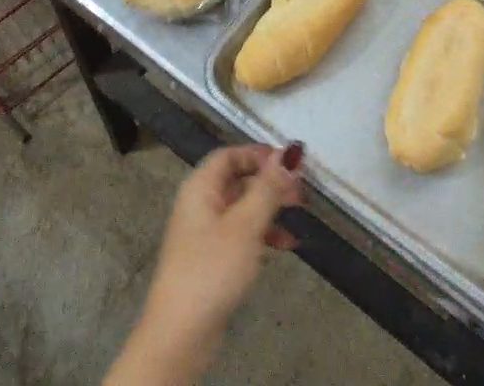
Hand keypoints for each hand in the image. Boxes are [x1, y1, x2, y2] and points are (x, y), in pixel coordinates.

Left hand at [108, 144, 302, 385]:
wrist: (182, 331)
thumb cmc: (212, 268)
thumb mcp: (245, 225)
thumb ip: (267, 189)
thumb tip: (287, 153)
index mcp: (200, 188)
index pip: (229, 155)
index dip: (258, 154)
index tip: (290, 162)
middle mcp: (200, 204)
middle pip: (237, 181)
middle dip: (270, 183)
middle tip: (302, 191)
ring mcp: (205, 233)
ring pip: (242, 209)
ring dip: (270, 210)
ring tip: (300, 217)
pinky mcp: (212, 259)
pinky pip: (241, 234)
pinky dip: (263, 235)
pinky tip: (285, 246)